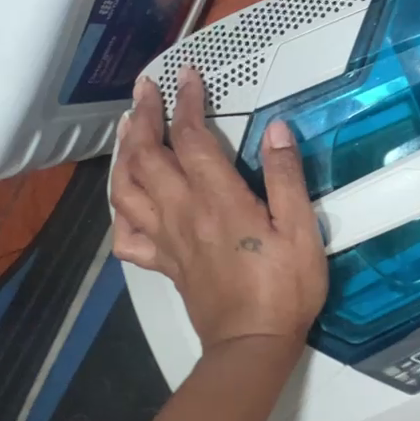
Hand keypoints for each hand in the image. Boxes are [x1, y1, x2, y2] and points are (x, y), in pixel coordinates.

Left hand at [110, 67, 326, 353]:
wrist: (253, 345)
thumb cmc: (284, 284)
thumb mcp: (300, 226)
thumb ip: (285, 175)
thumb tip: (277, 129)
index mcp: (217, 200)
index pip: (192, 139)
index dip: (186, 103)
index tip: (187, 75)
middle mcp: (183, 214)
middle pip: (147, 157)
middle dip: (142, 117)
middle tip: (146, 90)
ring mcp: (166, 239)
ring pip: (126, 189)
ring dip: (122, 152)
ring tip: (127, 127)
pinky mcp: (162, 263)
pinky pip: (126, 234)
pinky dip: (119, 208)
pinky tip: (126, 196)